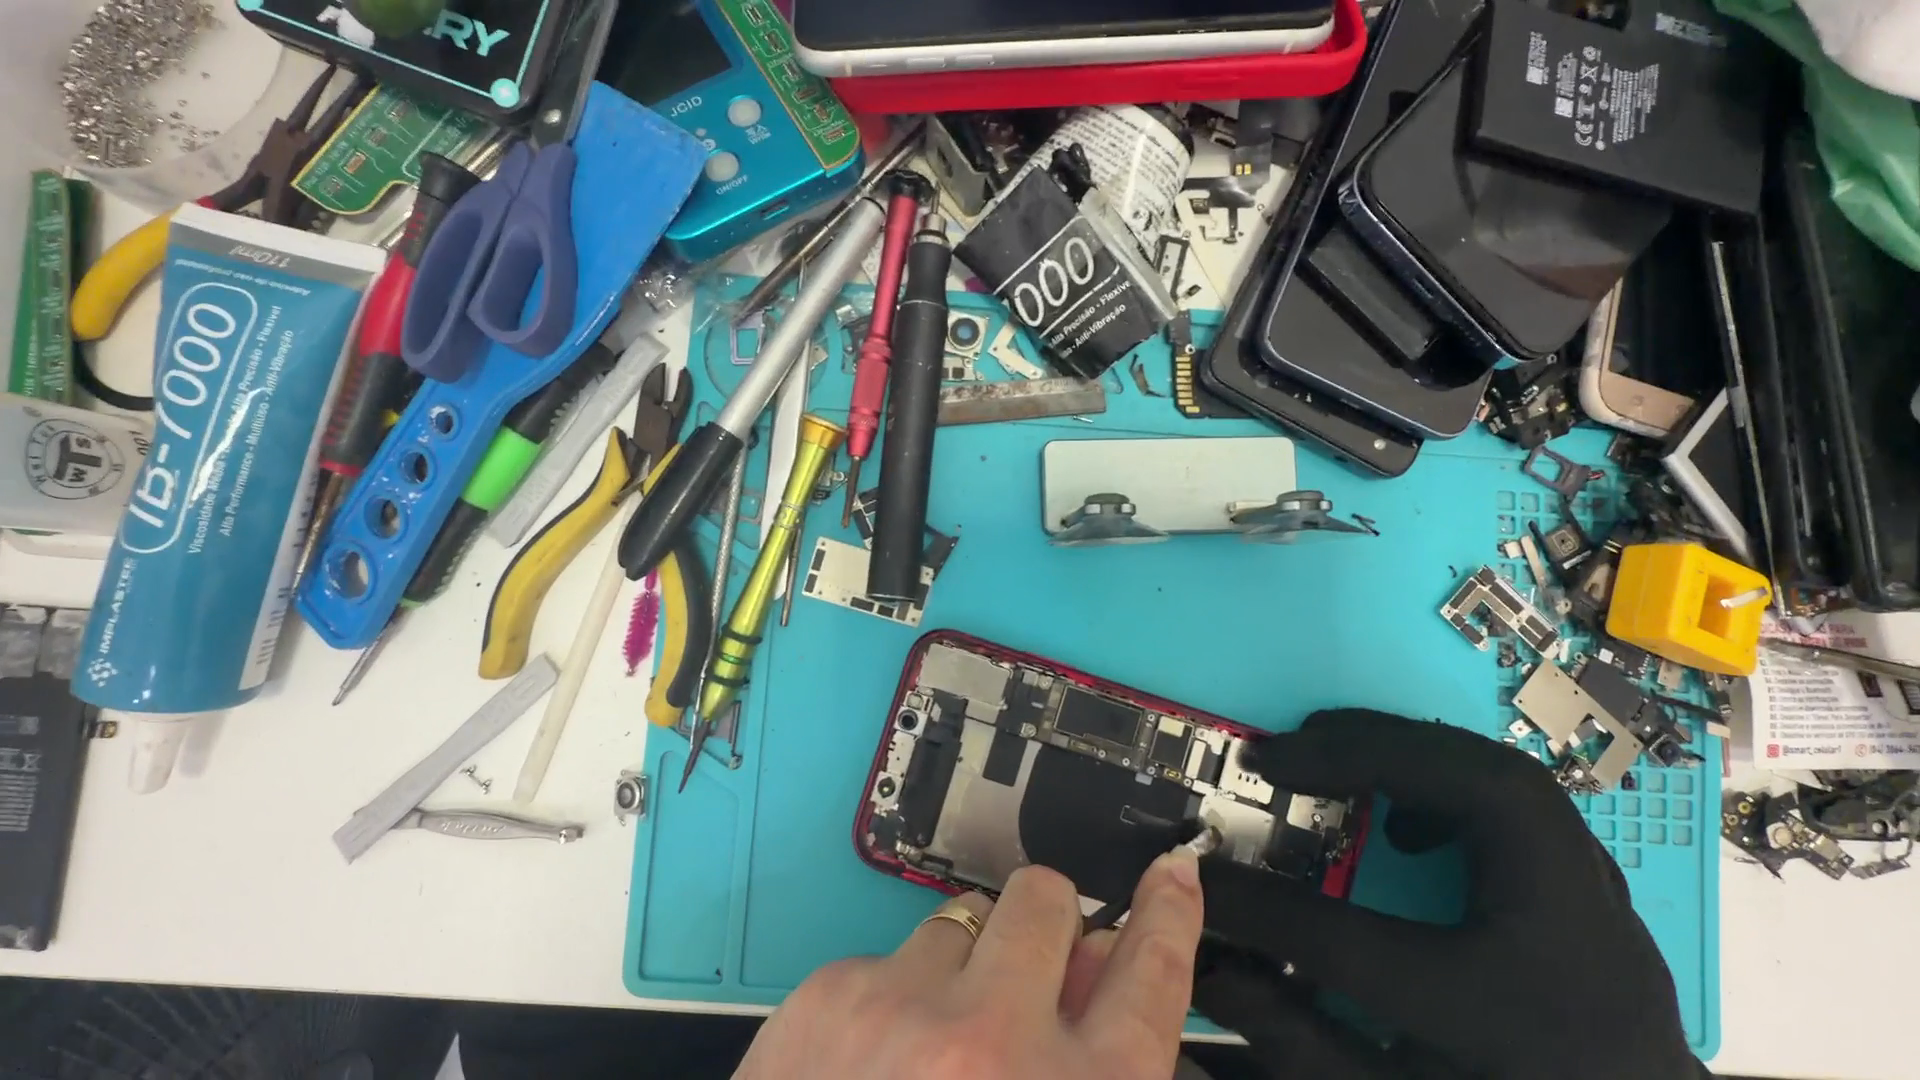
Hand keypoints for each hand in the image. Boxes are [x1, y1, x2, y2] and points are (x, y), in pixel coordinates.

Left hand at [737, 851, 1204, 1079]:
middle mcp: (999, 1039)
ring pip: (962, 915)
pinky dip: (894, 997)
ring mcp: (908, 1007)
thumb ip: (1094, 1067)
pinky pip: (890, 953)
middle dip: (1045, 921)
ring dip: (964, 961)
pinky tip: (870, 1065)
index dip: (1167, 916)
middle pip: (1046, 901)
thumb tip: (1094, 970)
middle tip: (1023, 969)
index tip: (1172, 874)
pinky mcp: (833, 994)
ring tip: (936, 1040)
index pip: (1150, 979)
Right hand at [1194, 709, 1700, 1079]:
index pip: (1348, 941)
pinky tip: (1400, 802)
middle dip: (1365, 752)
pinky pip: (1514, 795)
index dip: (1255, 903)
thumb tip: (1206, 966)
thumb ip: (1294, 1040)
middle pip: (1481, 796)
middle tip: (1277, 753)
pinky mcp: (1586, 879)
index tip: (1196, 873)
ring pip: (1504, 775)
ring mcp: (1596, 897)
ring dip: (1402, 744)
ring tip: (1320, 746)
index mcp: (1506, 1014)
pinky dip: (1444, 771)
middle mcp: (1571, 937)